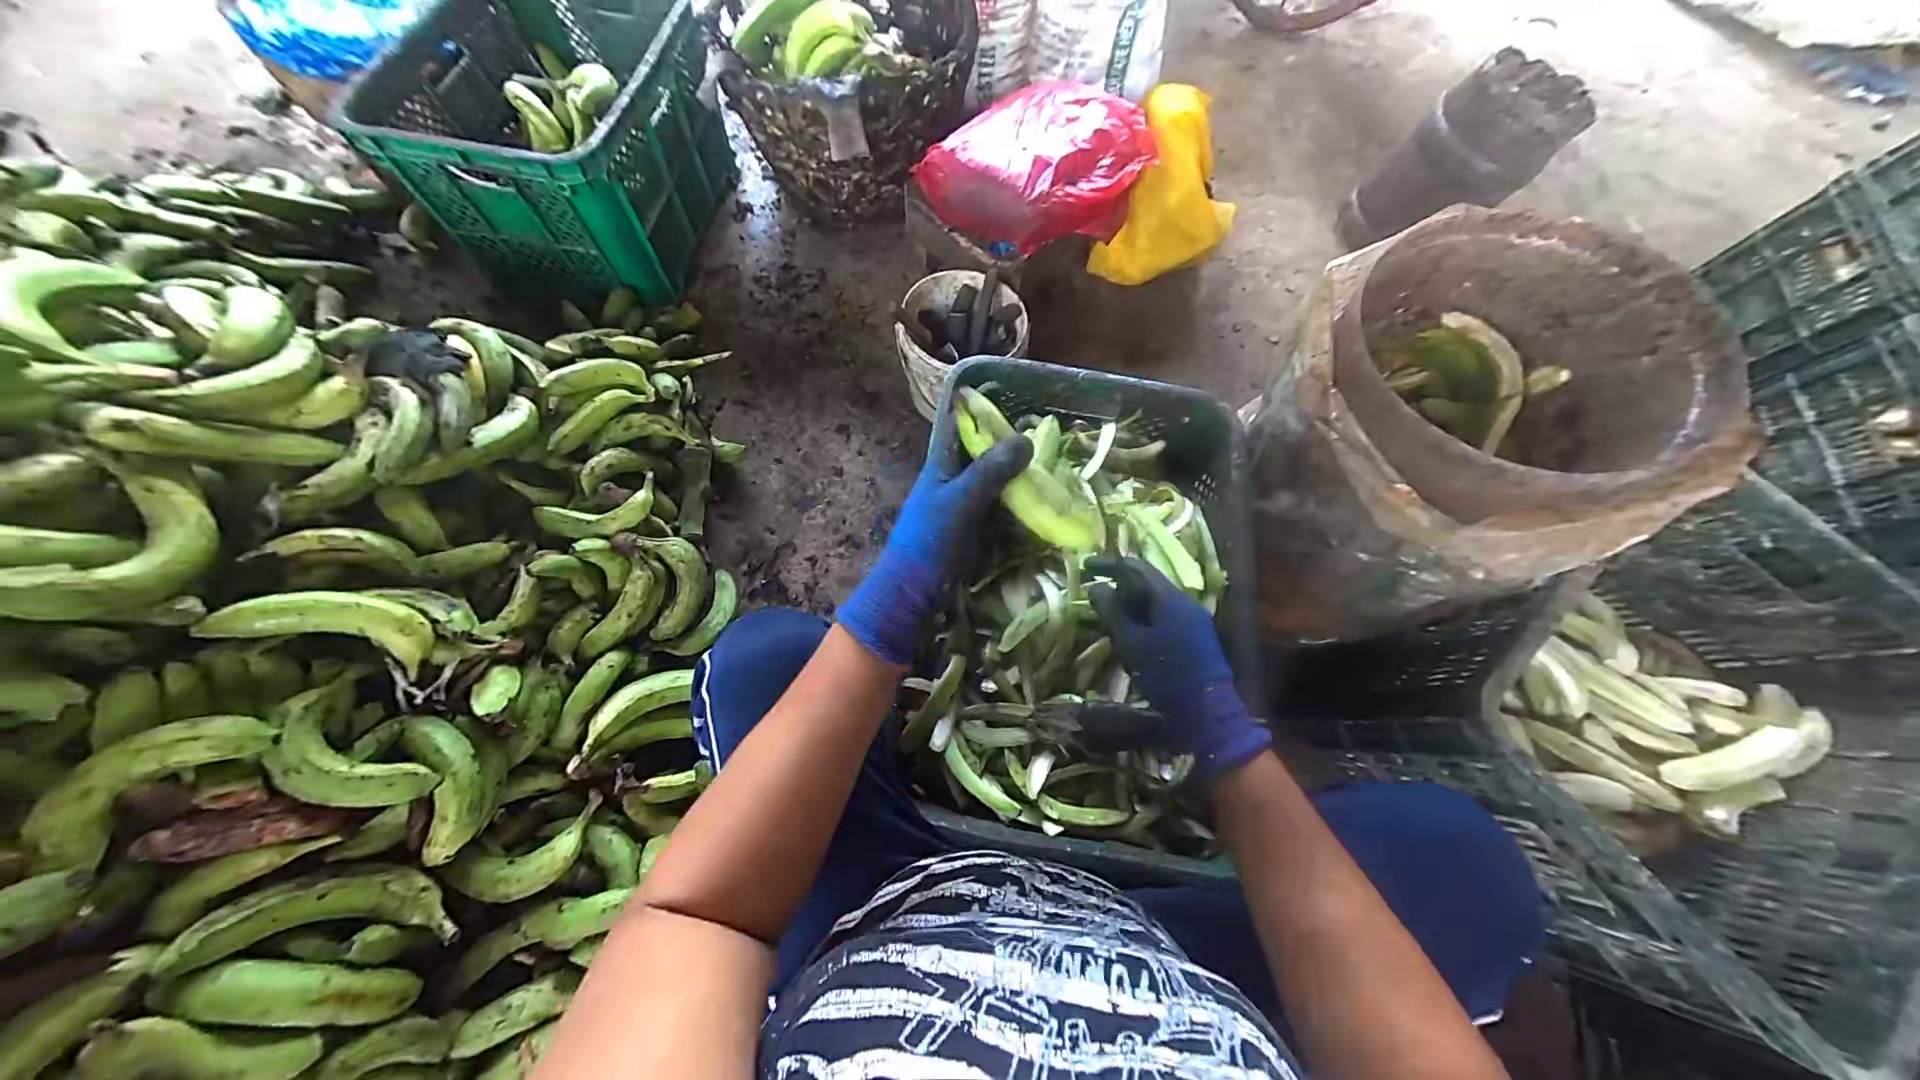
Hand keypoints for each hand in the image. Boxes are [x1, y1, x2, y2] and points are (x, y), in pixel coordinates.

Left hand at [837, 422, 1031, 664]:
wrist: (913, 593)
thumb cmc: (929, 542)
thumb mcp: (961, 501)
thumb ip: (990, 470)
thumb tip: (1026, 438)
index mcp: (942, 464)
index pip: (958, 424)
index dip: (978, 406)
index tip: (1010, 394)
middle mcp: (953, 479)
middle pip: (983, 452)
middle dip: (1010, 443)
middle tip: (1048, 433)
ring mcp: (964, 505)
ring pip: (995, 480)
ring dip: (1019, 475)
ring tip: (1053, 464)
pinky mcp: (975, 529)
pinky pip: (1000, 508)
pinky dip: (1018, 503)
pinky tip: (1041, 501)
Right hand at [1088, 555, 1269, 780]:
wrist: (1208, 713)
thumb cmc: (1166, 675)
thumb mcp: (1131, 643)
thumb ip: (1112, 612)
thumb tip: (1096, 587)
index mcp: (1169, 598)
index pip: (1135, 567)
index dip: (1108, 564)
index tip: (1084, 567)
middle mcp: (1185, 601)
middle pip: (1147, 581)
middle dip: (1118, 582)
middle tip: (1093, 589)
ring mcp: (1194, 618)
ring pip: (1156, 598)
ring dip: (1131, 600)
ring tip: (1107, 609)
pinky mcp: (1196, 635)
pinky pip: (1164, 613)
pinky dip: (1143, 614)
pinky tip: (1130, 628)